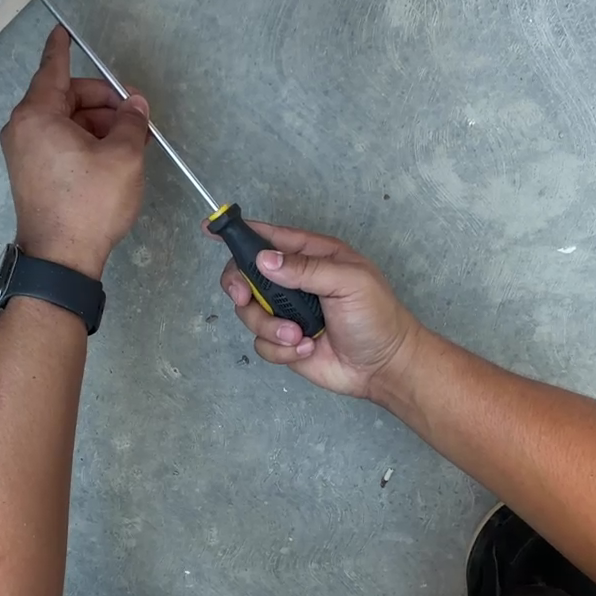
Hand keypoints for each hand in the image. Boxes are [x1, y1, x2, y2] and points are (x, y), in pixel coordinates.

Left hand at [0, 26, 151, 277]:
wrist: (61, 260)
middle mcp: (23, 129)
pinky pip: (58, 143)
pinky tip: (111, 156)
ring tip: (131, 141)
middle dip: (102, 100)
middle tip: (135, 115)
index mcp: (38, 114)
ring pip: (65, 122)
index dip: (62, 46)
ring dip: (97, 124)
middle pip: (65, 96)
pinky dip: (84, 141)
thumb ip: (132, 122)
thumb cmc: (90, 204)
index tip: (63, 29)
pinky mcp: (31, 175)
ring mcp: (24, 153)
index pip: (52, 67)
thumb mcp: (124, 156)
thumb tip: (135, 105)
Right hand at [217, 222, 427, 400]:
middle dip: (241, 288)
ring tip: (300, 336)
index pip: (268, 237)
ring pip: (249, 313)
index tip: (211, 228)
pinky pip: (261, 343)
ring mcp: (286, 312)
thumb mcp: (348, 282)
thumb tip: (265, 260)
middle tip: (246, 299)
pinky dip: (282, 349)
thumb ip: (306, 269)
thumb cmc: (378, 317)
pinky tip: (308, 350)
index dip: (239, 233)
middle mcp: (294, 281)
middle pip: (245, 275)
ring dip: (271, 327)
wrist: (384, 367)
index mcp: (311, 256)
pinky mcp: (283, 341)